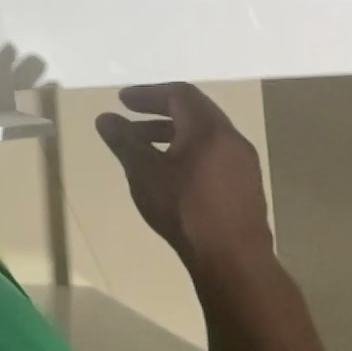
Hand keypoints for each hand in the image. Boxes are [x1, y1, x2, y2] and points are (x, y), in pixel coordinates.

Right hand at [96, 83, 272, 271]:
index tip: (122, 101)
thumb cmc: (183, 207)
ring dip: (171, 132)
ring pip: (204, 134)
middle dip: (158, 110)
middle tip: (128, 116)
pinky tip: (167, 170)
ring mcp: (243, 164)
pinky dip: (186, 149)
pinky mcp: (244, 184)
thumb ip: (124, 141)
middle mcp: (232, 140)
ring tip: (142, 146)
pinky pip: (213, 153)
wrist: (231, 257)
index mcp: (209, 131)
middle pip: (195, 111)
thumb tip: (106, 118)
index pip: (180, 94)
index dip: (148, 93)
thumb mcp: (143, 171)